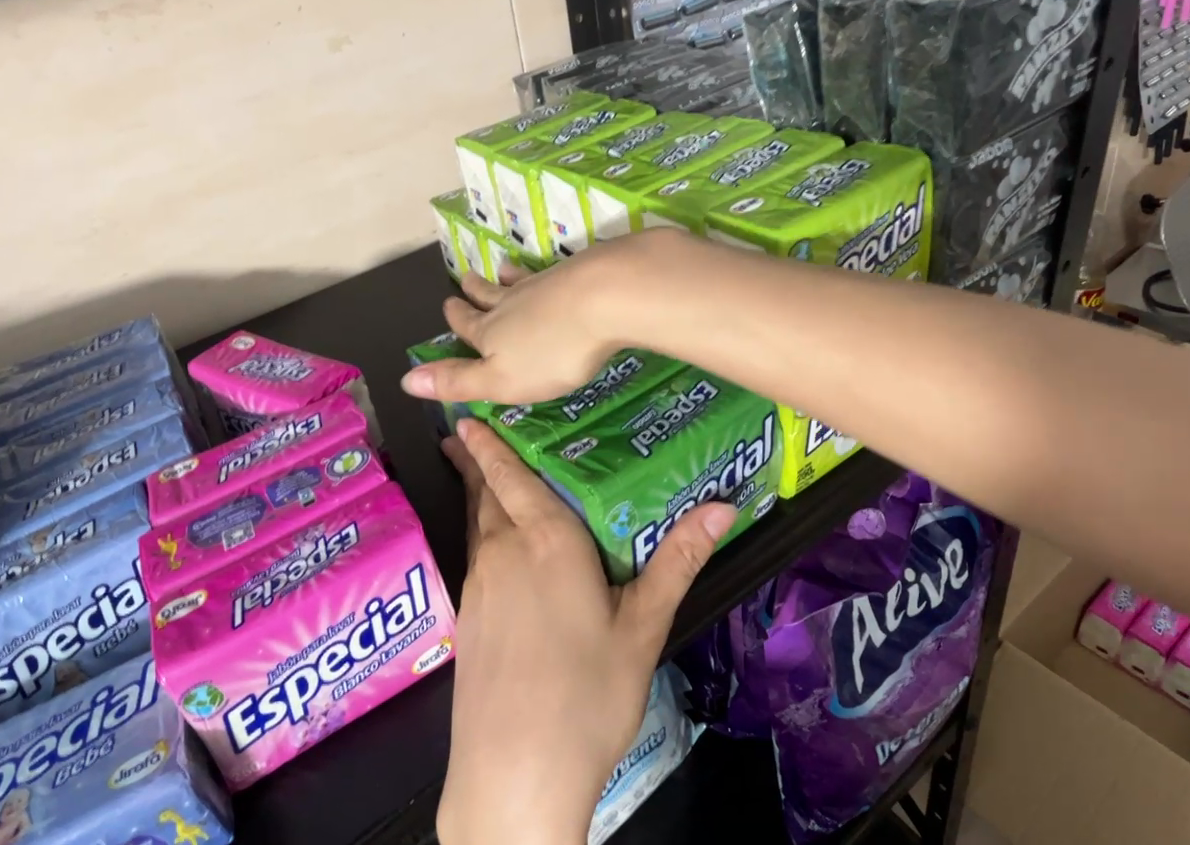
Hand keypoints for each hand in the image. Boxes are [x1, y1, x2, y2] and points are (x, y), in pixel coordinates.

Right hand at [402, 231, 696, 406]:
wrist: (604, 298)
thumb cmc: (552, 351)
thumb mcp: (501, 379)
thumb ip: (457, 380)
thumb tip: (405, 379)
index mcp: (492, 332)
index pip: (467, 325)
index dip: (457, 318)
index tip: (447, 305)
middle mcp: (513, 303)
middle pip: (489, 296)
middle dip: (475, 292)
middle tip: (465, 280)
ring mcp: (546, 285)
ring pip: (519, 282)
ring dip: (506, 278)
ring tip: (501, 270)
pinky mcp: (578, 274)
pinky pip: (553, 274)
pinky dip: (545, 274)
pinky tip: (554, 273)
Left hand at [436, 420, 734, 844]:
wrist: (515, 773)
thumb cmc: (588, 695)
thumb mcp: (643, 628)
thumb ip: (676, 562)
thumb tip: (723, 505)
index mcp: (546, 541)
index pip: (512, 477)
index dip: (491, 444)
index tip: (471, 415)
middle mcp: (503, 553)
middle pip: (486, 494)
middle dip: (478, 462)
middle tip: (471, 432)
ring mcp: (478, 588)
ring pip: (476, 526)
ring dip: (475, 496)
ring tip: (475, 474)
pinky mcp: (467, 621)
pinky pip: (474, 558)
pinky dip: (479, 534)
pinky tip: (496, 552)